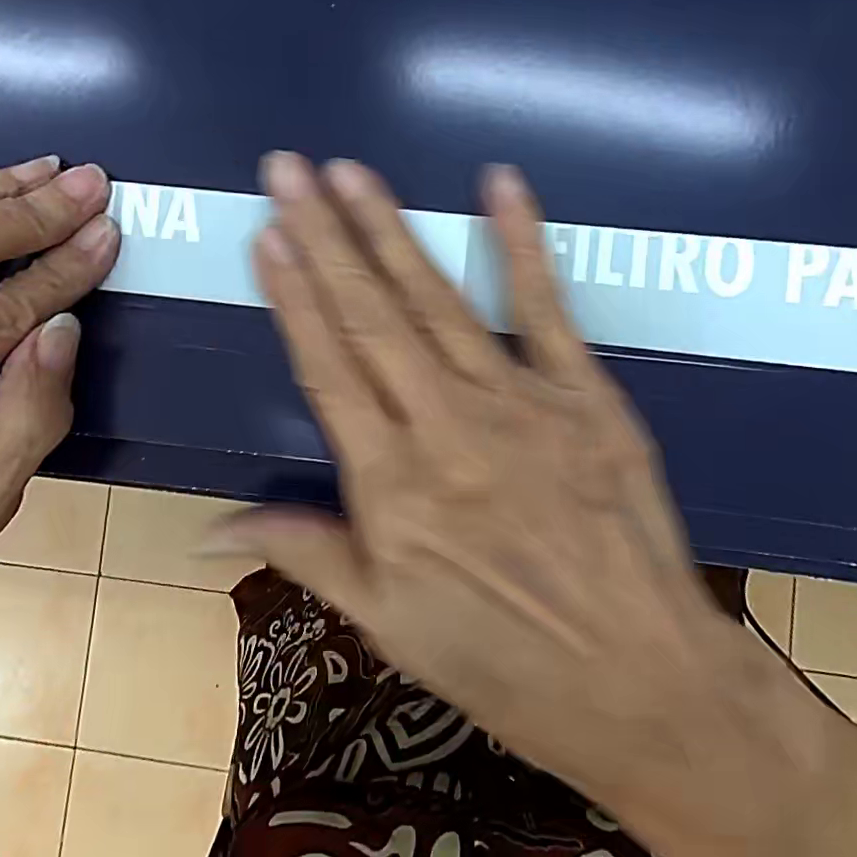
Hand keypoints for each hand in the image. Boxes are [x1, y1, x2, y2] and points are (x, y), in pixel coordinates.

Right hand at [221, 154, 846, 856]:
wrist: (645, 685)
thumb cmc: (504, 665)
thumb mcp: (390, 625)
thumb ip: (308, 552)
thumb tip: (212, 529)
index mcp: (394, 486)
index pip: (329, 368)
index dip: (294, 297)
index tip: (269, 235)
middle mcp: (449, 429)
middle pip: (373, 318)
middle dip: (324, 237)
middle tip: (289, 170)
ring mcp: (522, 404)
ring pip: (440, 302)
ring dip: (391, 231)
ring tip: (351, 174)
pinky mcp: (586, 396)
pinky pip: (548, 308)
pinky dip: (523, 243)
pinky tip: (498, 185)